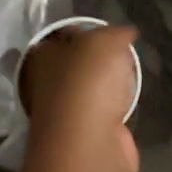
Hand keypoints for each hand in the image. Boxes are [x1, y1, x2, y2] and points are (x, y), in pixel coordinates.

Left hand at [19, 24, 139, 171]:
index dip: (81, 31)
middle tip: (122, 52)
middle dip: (96, 60)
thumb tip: (126, 33)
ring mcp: (66, 114)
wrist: (91, 142)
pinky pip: (102, 114)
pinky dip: (114, 110)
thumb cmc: (89, 81)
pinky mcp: (86, 136)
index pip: (59, 38)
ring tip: (129, 75)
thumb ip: (115, 33)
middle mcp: (48, 85)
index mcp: (42, 58)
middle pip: (74, 66)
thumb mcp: (105, 41)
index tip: (106, 30)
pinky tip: (128, 103)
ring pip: (89, 91)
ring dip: (106, 86)